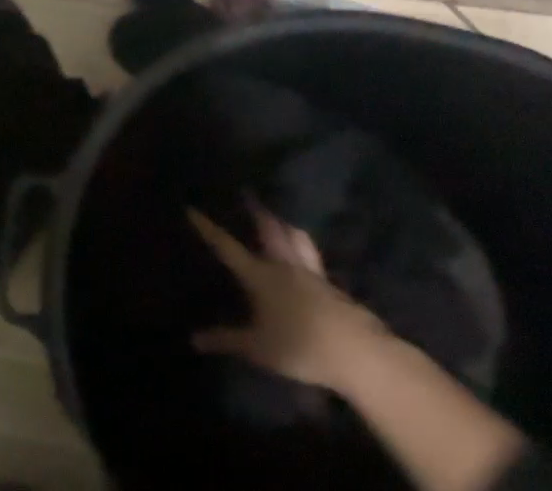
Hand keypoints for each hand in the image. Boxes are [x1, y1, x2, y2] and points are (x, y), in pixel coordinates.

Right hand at [187, 204, 387, 390]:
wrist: (359, 354)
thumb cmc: (299, 347)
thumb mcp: (256, 348)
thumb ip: (225, 340)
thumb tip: (194, 339)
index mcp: (261, 276)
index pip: (228, 247)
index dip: (208, 229)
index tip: (192, 209)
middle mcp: (285, 267)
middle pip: (270, 231)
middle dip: (257, 213)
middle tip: (249, 196)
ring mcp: (313, 275)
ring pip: (297, 240)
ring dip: (286, 227)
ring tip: (281, 220)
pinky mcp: (333, 289)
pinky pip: (313, 261)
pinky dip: (304, 252)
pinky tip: (304, 263)